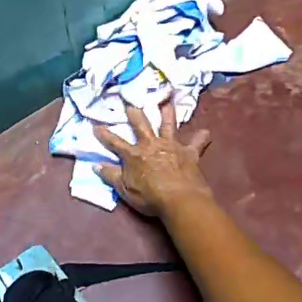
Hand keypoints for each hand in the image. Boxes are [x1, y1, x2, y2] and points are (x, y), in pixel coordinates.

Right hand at [93, 101, 213, 217]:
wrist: (180, 200)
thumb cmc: (149, 197)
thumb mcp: (125, 190)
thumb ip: (111, 176)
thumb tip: (96, 166)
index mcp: (133, 155)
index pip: (114, 142)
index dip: (104, 135)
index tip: (95, 125)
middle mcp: (151, 145)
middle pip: (141, 125)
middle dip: (134, 113)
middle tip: (131, 102)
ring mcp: (171, 146)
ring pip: (168, 125)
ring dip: (167, 113)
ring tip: (167, 101)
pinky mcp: (189, 153)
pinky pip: (196, 143)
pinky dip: (201, 138)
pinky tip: (205, 132)